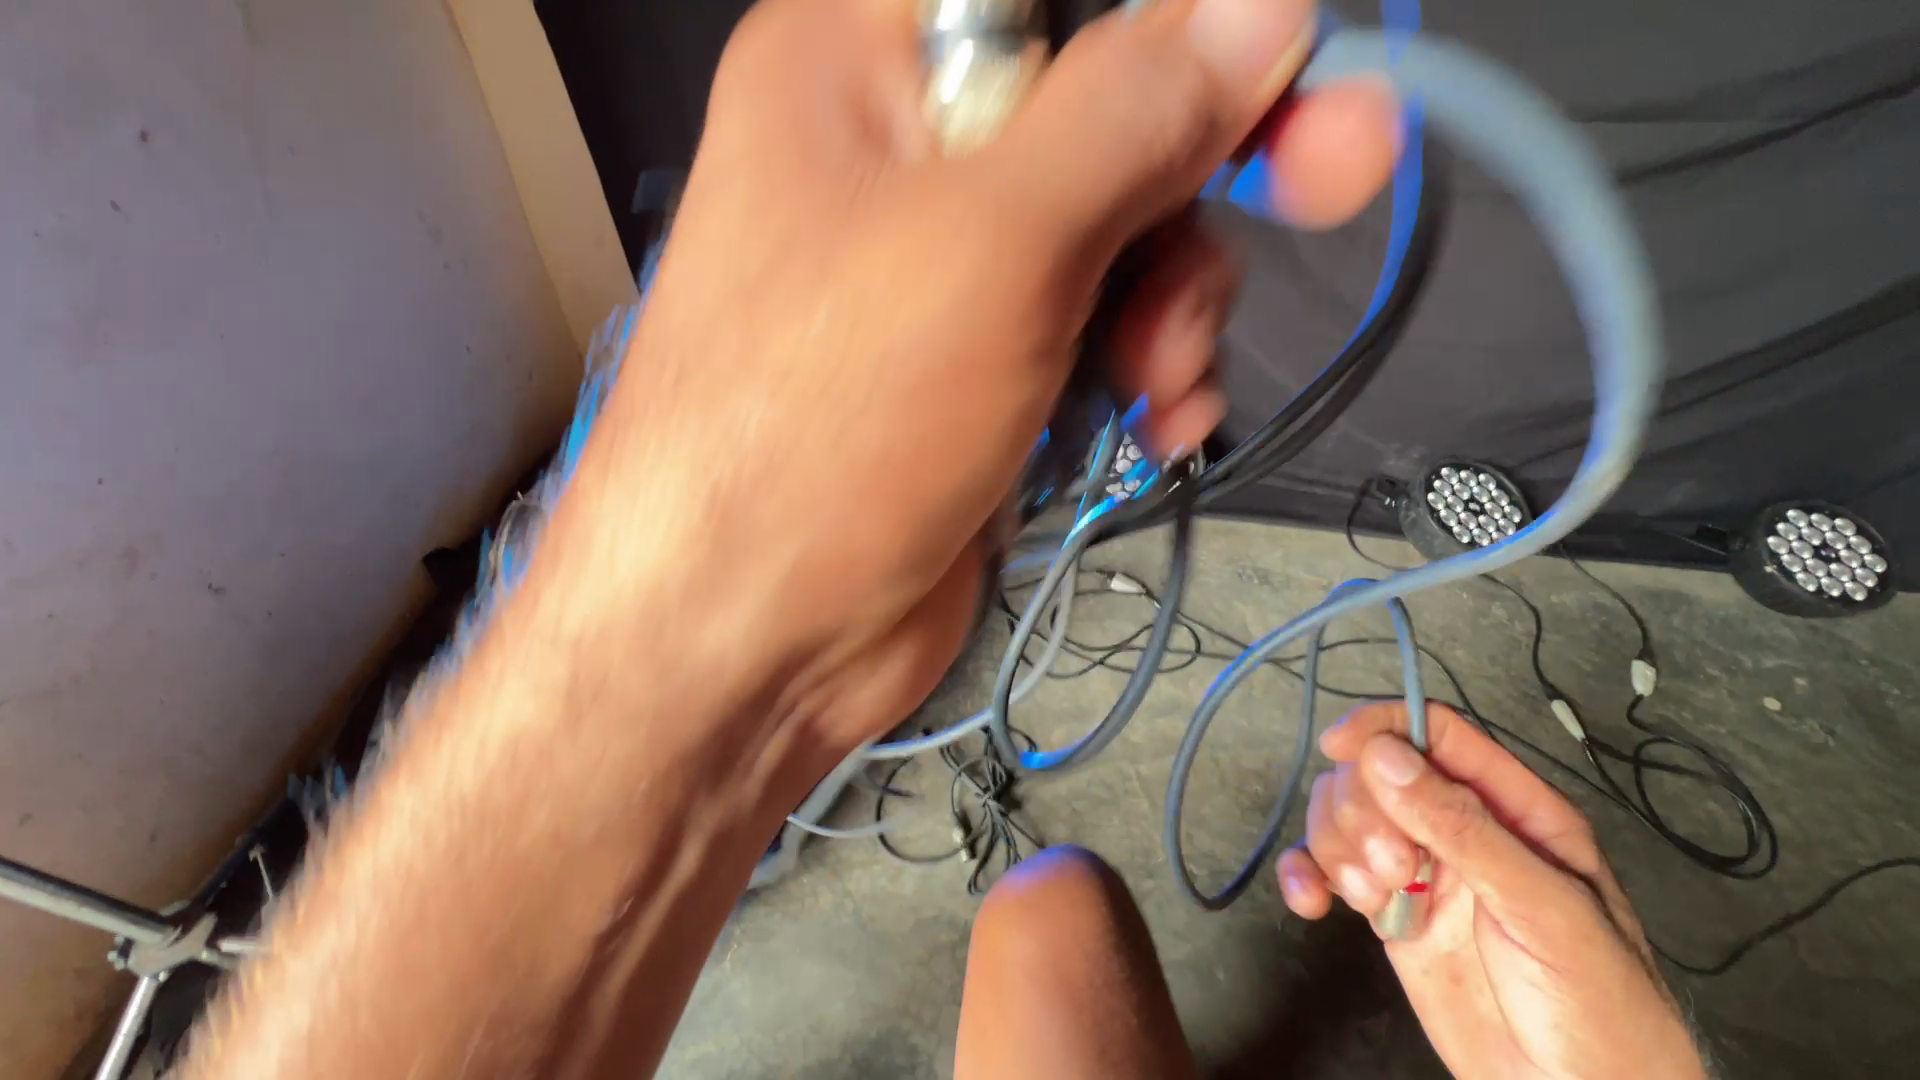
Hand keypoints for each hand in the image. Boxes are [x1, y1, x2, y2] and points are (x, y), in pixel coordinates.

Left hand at [534, 0, 1399, 748]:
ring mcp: (944, 278)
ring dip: (1175, 302)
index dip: (1179, 22)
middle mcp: (901, 159)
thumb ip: (1127, 117)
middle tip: (1334, 178)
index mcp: (863, 66)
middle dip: (1206, 163)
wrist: (749, 638)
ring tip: (1157, 384)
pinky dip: (1144, 370)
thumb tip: (1254, 9)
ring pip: (1120, 233)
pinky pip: (1098, 332)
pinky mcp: (979, 374)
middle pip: (1107, 107)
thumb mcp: (989, 247)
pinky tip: (1153, 423)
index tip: (1286, 59)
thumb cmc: (828, 430)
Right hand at [1277, 705, 1708, 1079]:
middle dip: (1364, 814)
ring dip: (1338, 849)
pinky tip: (1311, 903)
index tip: (1339, 748)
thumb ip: (1465, 829)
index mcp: (1510, 809)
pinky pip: (1323, 869)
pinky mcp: (1386, 909)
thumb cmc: (1598, 1006)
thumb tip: (1383, 755)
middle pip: (1372, 773)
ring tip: (1376, 901)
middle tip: (1395, 870)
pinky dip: (1303, 876)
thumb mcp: (1545, 910)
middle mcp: (1455, 826)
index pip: (1435, 732)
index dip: (1382, 727)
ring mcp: (1417, 868)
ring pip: (1341, 815)